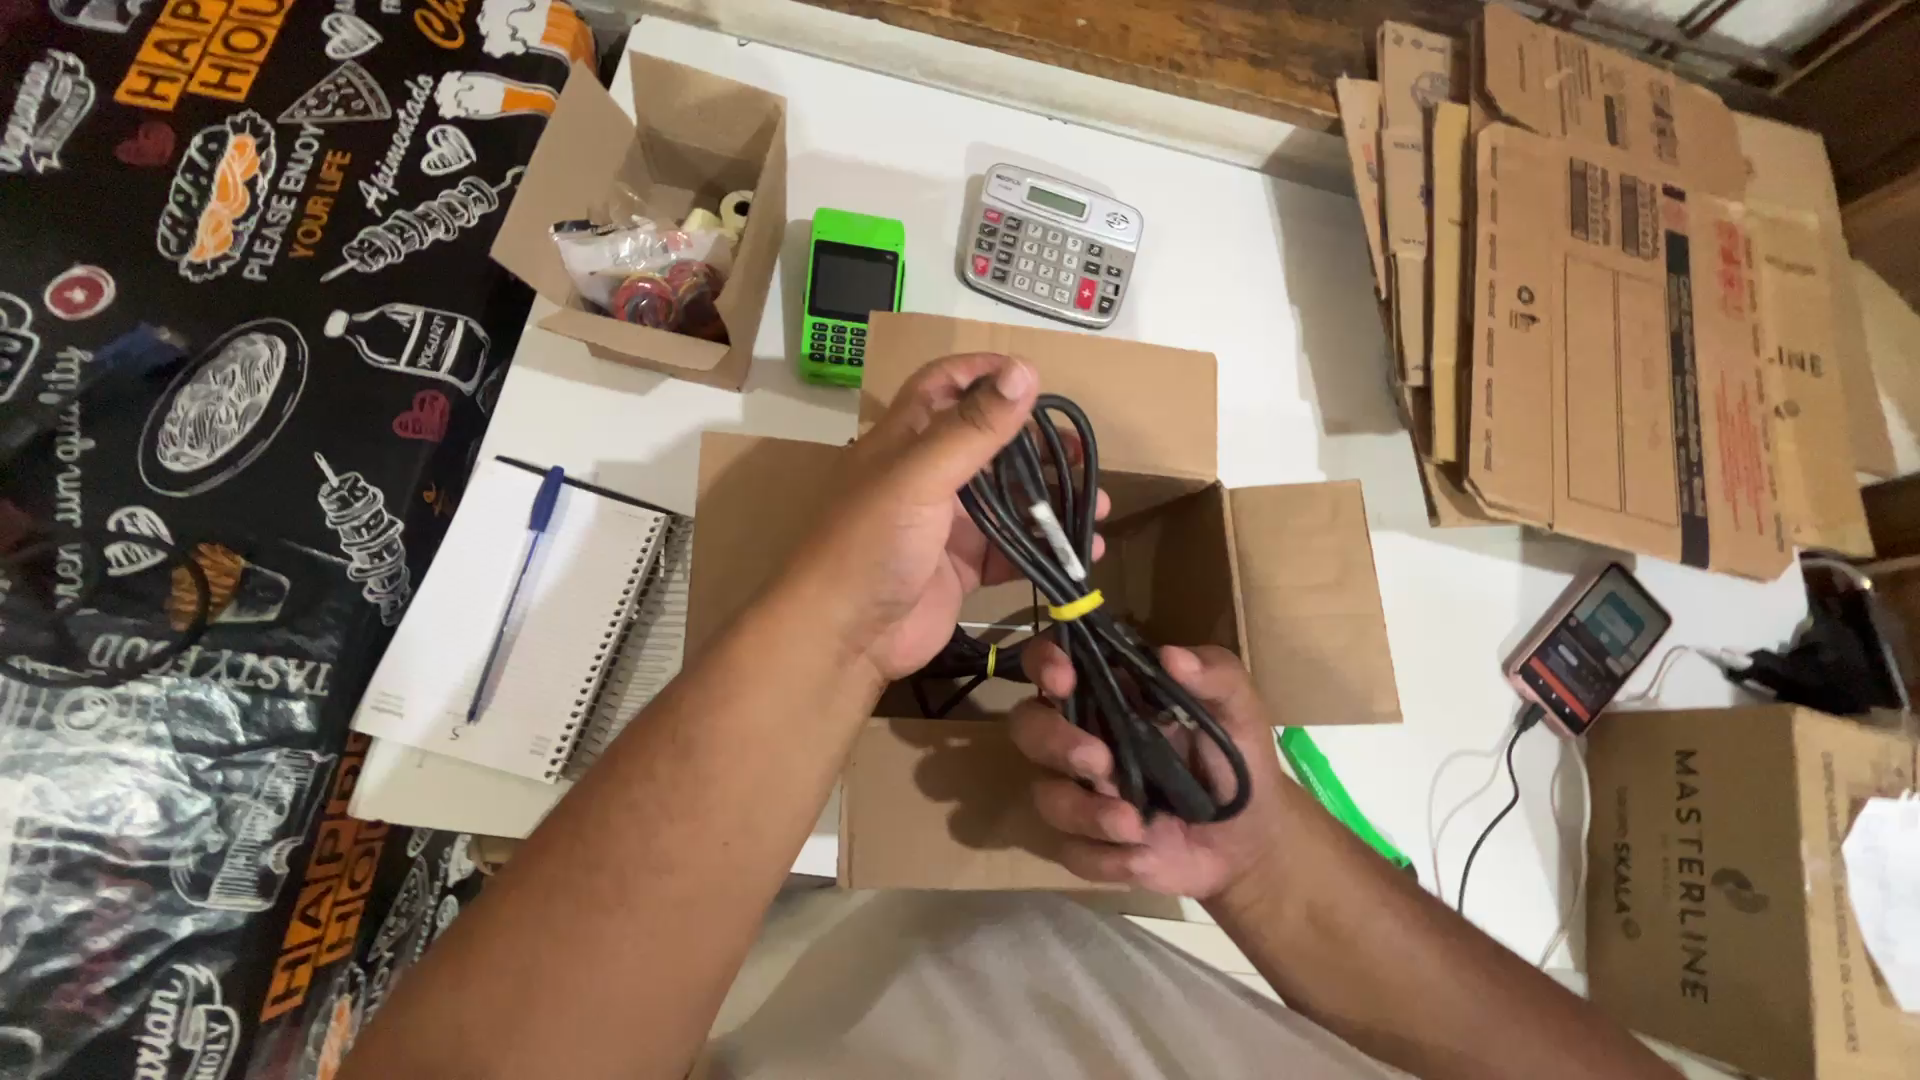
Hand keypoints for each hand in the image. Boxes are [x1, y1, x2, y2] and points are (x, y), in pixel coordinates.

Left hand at [784, 353, 1106, 678]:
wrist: (844, 635)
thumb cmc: (871, 543)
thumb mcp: (921, 476)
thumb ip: (973, 428)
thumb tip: (1025, 371)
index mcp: (907, 439)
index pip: (945, 385)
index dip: (984, 374)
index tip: (1034, 379)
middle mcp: (928, 475)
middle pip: (989, 446)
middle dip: (1036, 447)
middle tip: (1083, 455)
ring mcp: (946, 524)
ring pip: (1007, 501)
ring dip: (1050, 501)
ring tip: (1096, 505)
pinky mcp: (961, 566)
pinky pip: (1010, 550)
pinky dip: (1044, 548)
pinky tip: (1080, 550)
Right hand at [1009, 642, 1289, 900]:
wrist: (1252, 838)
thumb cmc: (1235, 757)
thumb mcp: (1239, 708)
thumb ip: (1215, 674)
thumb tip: (1172, 656)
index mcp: (1106, 691)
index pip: (1049, 661)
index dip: (1042, 662)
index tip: (1062, 679)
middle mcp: (1078, 734)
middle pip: (1026, 725)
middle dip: (1052, 740)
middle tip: (1099, 760)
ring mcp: (1078, 790)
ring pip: (1044, 794)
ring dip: (1083, 810)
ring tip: (1135, 824)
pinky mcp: (1087, 843)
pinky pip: (1072, 852)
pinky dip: (1105, 858)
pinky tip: (1144, 856)